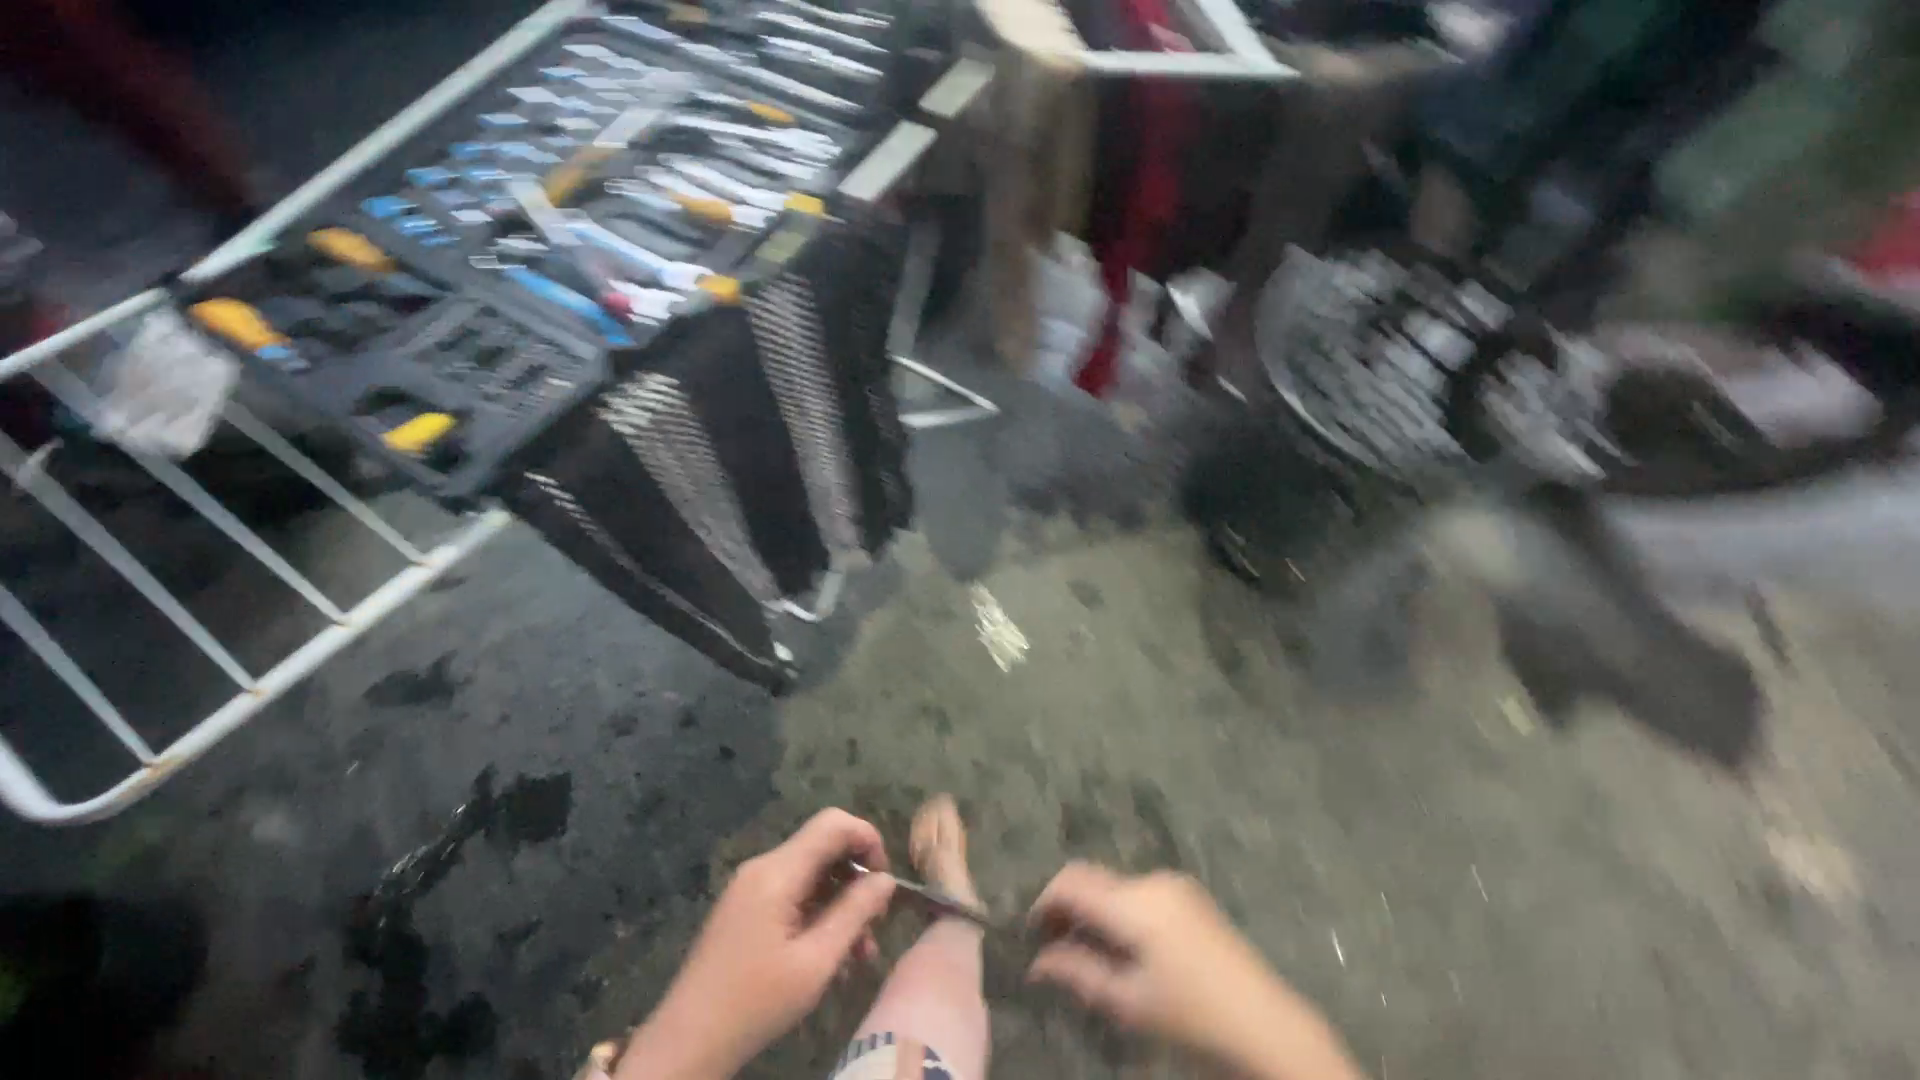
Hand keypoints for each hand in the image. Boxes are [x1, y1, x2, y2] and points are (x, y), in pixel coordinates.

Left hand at [617, 809, 896, 1079]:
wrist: (688, 1040)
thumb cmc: (756, 1002)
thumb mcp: (816, 961)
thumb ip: (855, 913)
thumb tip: (886, 879)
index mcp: (777, 872)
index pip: (833, 824)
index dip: (867, 840)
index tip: (886, 882)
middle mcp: (762, 868)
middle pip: (823, 849)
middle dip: (857, 879)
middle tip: (877, 924)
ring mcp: (751, 889)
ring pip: (811, 876)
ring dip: (841, 905)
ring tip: (861, 953)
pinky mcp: (746, 909)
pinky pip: (793, 895)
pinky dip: (819, 915)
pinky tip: (832, 957)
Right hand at [1026, 864, 1362, 1079]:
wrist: (1266, 1022)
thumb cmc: (1191, 1014)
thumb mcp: (1128, 1001)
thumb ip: (1077, 973)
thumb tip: (1037, 962)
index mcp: (1136, 902)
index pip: (1072, 881)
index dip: (1043, 902)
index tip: (1029, 933)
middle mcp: (1153, 880)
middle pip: (1093, 879)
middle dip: (1066, 906)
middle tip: (1051, 946)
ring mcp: (1176, 885)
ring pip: (1115, 886)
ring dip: (1093, 910)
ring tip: (1085, 952)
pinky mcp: (1190, 896)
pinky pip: (1138, 892)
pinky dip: (1118, 910)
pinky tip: (1121, 946)